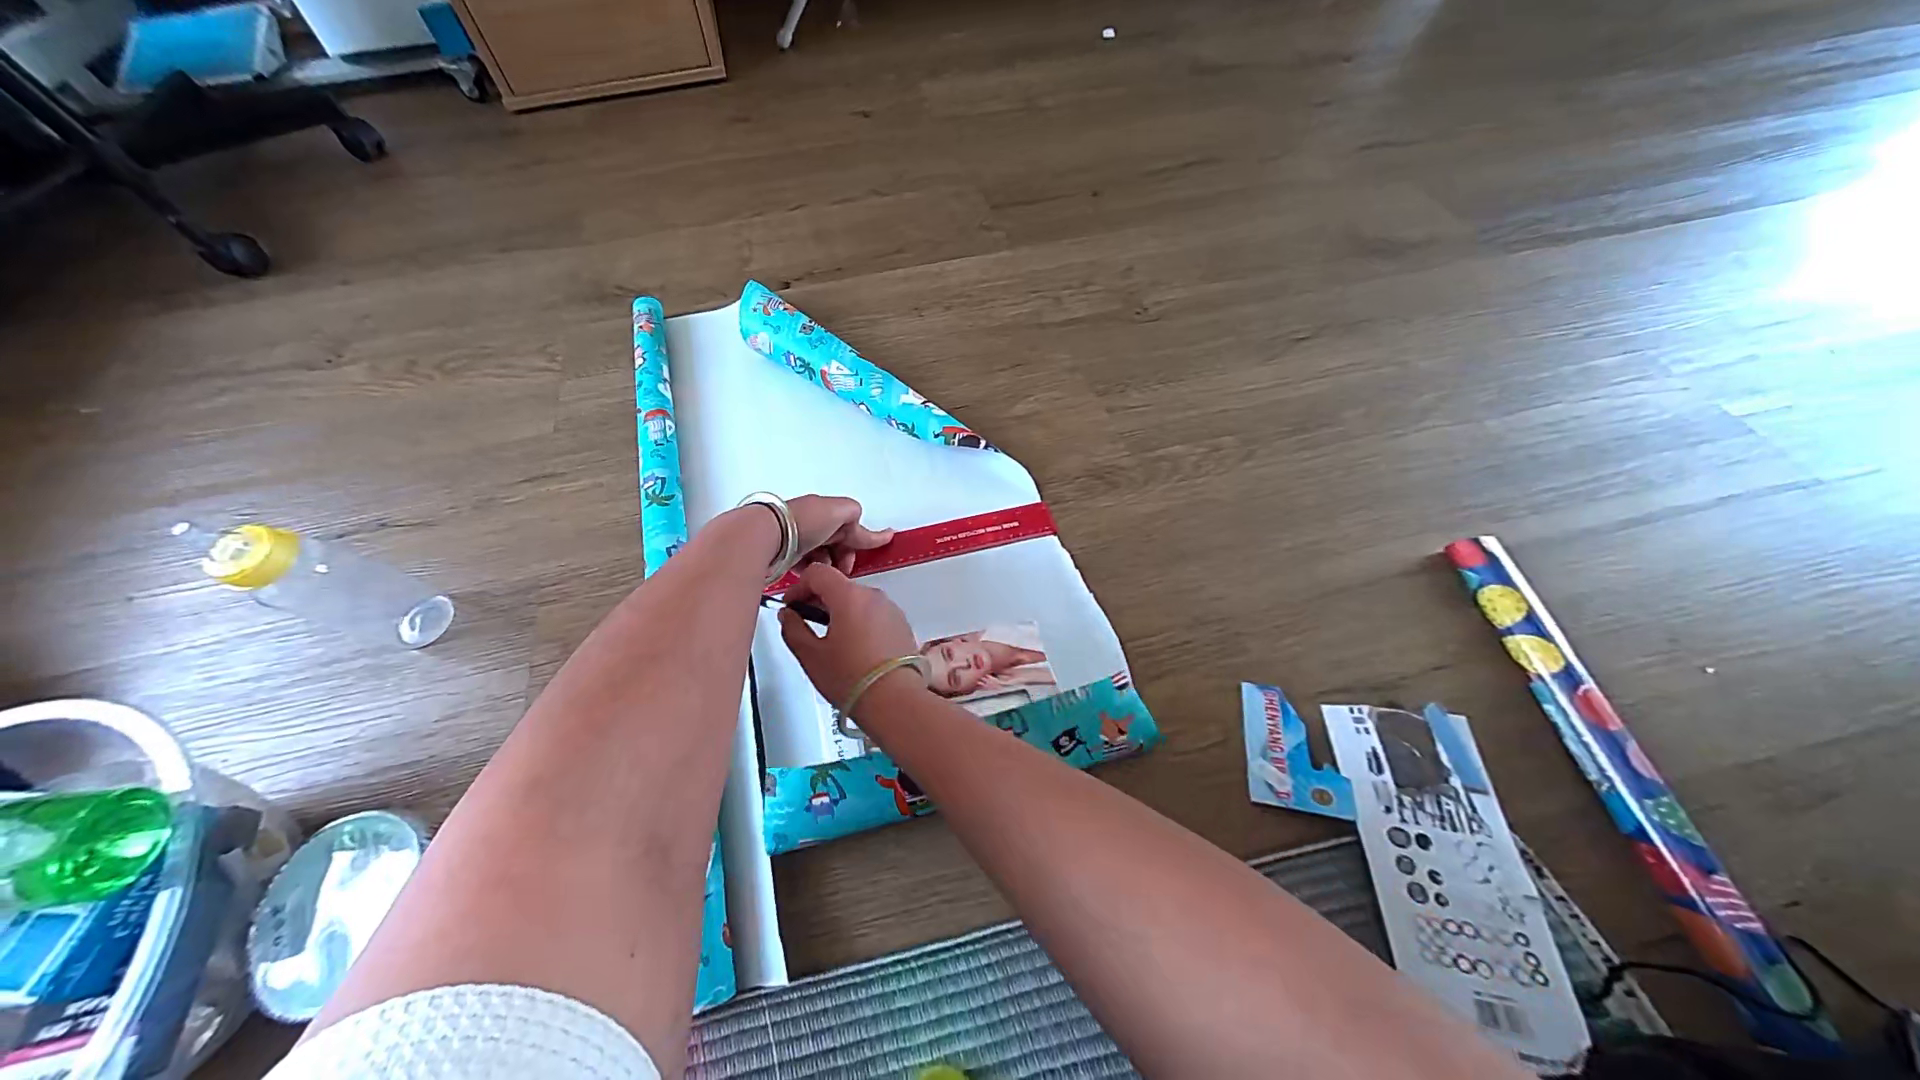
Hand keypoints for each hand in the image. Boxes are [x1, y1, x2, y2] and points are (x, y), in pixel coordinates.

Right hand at [778, 563, 921, 710]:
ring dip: (841, 612)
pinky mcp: (902, 624)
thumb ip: (793, 628)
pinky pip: (874, 614)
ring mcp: (891, 609)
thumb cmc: (850, 678)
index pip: (818, 573)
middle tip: (805, 623)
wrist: (895, 700)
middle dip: (819, 600)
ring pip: (858, 601)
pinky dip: (860, 622)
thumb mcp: (811, 655)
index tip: (790, 606)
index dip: (798, 587)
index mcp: (849, 596)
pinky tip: (854, 647)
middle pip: (840, 586)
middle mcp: (873, 596)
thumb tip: (788, 615)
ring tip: (830, 640)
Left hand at [786, 495, 893, 573]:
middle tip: (844, 568)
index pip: (851, 525)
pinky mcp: (785, 557)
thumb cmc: (802, 522)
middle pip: (838, 544)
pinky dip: (812, 572)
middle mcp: (810, 524)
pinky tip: (810, 575)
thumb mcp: (837, 510)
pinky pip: (806, 568)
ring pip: (823, 558)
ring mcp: (797, 541)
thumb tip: (859, 522)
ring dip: (829, 566)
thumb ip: (853, 512)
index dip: (866, 536)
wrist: (765, 537)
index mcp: (823, 510)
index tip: (883, 542)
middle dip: (845, 556)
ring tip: (826, 573)